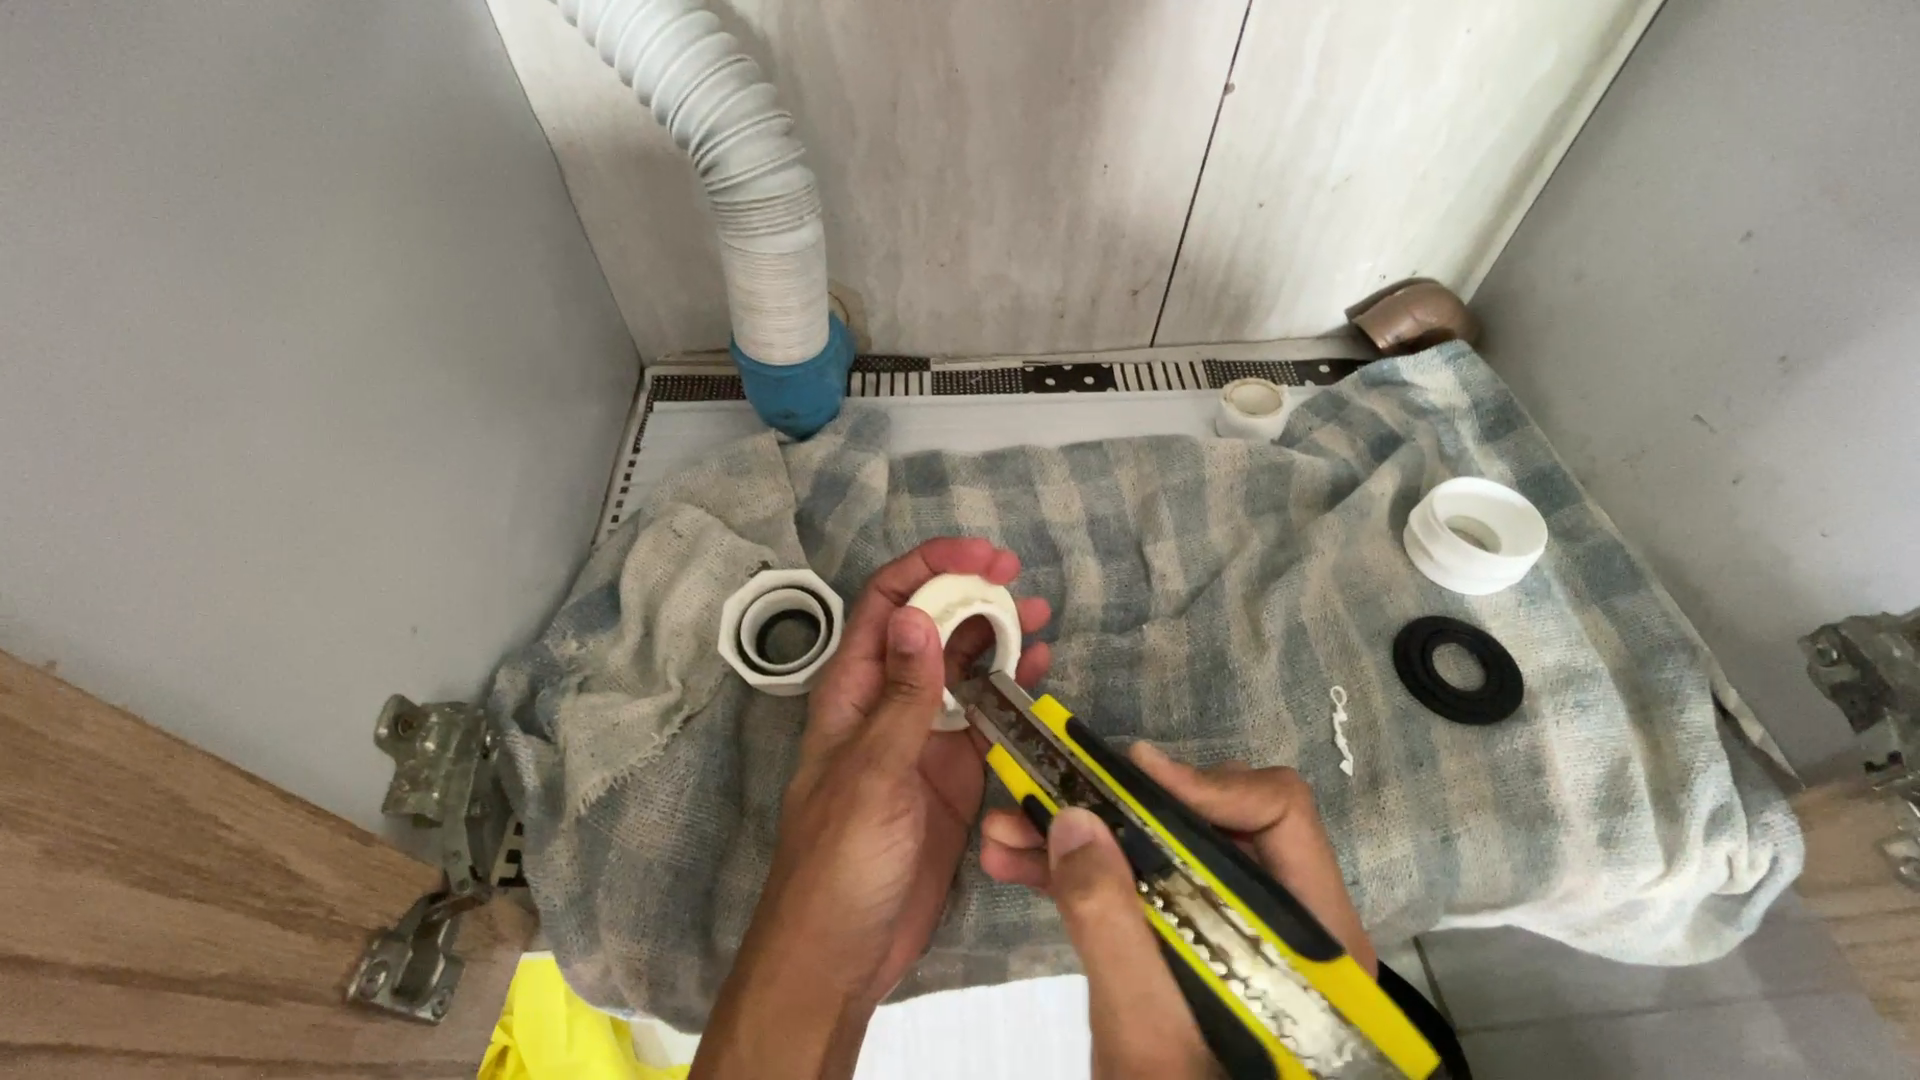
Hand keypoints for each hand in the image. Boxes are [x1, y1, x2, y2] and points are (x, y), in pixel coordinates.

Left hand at [693, 537, 1050, 1079]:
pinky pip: (985, 719)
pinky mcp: (953, 774)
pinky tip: (1040, 671)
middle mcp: (888, 704)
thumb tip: (918, 615)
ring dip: (997, 638)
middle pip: (930, 629)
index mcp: (854, 692)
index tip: (982, 554)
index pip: (886, 605)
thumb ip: (900, 699)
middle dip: (970, 594)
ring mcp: (923, 738)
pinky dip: (1011, 692)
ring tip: (1041, 615)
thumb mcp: (870, 776)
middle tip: (1020, 577)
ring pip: (962, 670)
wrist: (841, 955)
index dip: (929, 568)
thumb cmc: (838, 863)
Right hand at [979, 743, 1374, 1078]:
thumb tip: (1074, 819)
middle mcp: (1278, 924)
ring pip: (1157, 854)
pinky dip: (1081, 876)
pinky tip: (1020, 867)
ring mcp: (1229, 938)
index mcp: (1310, 940)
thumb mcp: (1148, 1043)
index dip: (1202, 785)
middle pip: (1202, 825)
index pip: (1277, 816)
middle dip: (1110, 806)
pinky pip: (1138, 892)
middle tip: (1039, 795)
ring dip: (1080, 838)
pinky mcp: (1188, 953)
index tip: (1127, 777)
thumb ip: (1113, 929)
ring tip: (1004, 833)